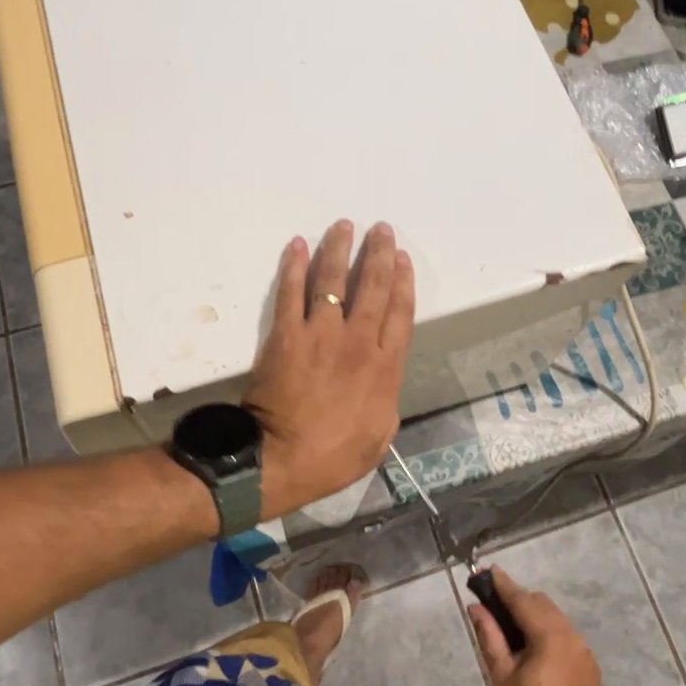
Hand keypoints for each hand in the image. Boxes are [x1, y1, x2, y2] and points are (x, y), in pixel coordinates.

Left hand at [245, 220, 414, 516]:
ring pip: (333, 280)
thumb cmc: (334, 456)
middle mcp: (357, 341)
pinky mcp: (286, 335)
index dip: (403, 282)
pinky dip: (294, 266)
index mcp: (385, 367)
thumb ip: (387, 399)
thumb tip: (384, 380)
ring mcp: (319, 334)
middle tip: (381, 229)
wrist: (282, 460)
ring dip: (340, 249)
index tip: (403, 258)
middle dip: (378, 254)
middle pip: (372, 287)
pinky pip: (291, 292)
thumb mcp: (380, 436)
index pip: (400, 313)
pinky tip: (299, 245)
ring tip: (344, 225)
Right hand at [468, 567, 600, 685]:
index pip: (524, 601)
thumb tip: (476, 607)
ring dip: (534, 615)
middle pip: (542, 604)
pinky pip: (567, 635)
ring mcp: (585, 650)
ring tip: (512, 627)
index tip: (488, 570)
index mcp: (550, 637)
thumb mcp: (501, 675)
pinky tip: (534, 648)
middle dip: (519, 600)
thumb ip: (489, 635)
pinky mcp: (589, 664)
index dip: (504, 585)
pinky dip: (549, 632)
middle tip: (495, 604)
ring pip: (556, 618)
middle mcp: (572, 636)